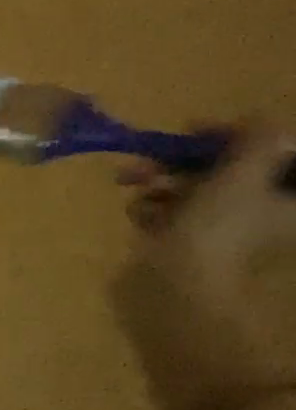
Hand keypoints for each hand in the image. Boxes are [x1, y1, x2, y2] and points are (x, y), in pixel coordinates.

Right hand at [110, 124, 295, 409]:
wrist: (178, 290)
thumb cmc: (217, 231)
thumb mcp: (241, 176)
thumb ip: (254, 141)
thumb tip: (256, 119)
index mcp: (294, 195)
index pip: (272, 150)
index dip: (235, 135)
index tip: (193, 129)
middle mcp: (270, 209)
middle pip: (229, 168)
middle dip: (183, 161)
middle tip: (145, 159)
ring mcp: (229, 228)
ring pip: (194, 189)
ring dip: (159, 183)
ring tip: (130, 185)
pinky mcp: (194, 242)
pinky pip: (175, 213)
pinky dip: (154, 208)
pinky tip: (139, 212)